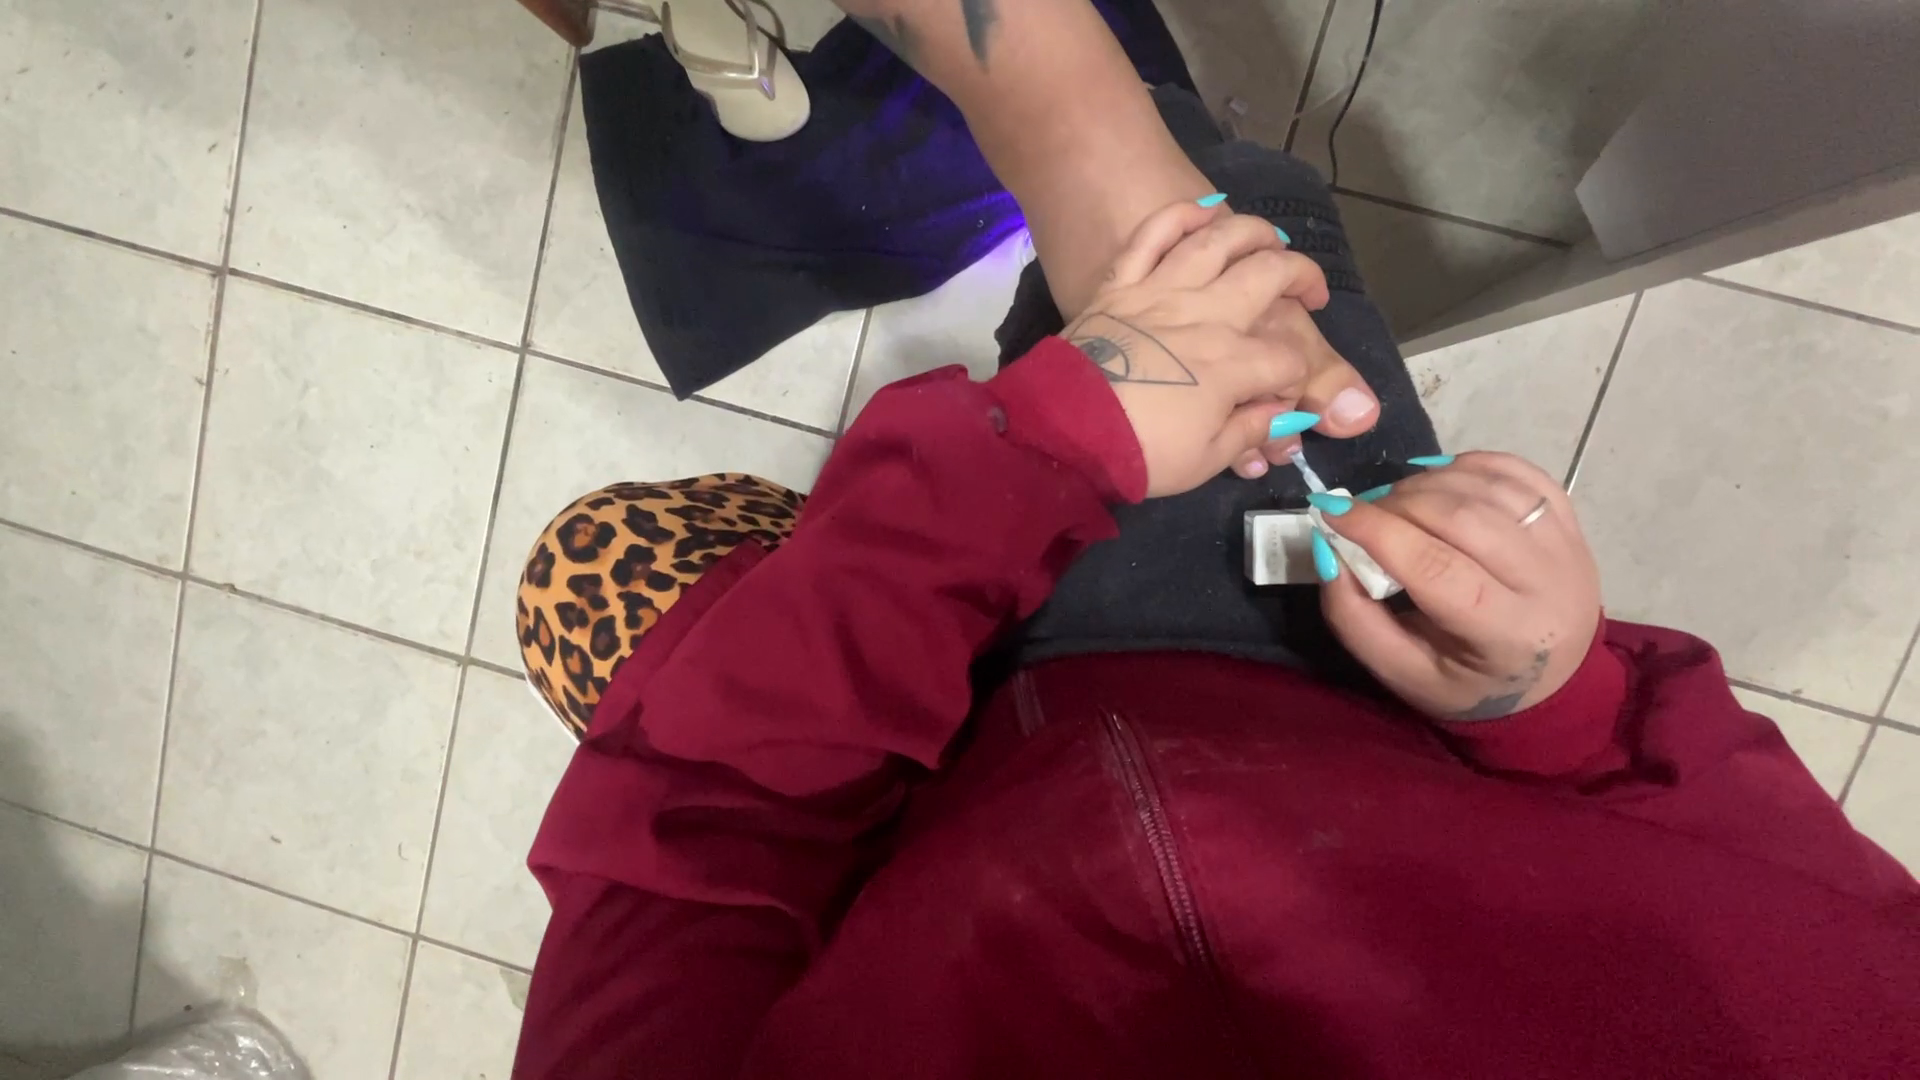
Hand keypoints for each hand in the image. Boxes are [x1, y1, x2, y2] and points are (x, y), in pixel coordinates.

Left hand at [1063, 200, 1348, 497]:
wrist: (1063, 434)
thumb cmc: (1137, 454)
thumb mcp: (1204, 462)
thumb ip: (1251, 432)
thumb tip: (1285, 418)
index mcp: (1232, 364)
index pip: (1287, 359)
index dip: (1294, 378)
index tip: (1280, 396)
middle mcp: (1206, 315)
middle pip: (1270, 276)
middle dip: (1301, 278)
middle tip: (1308, 292)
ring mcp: (1161, 293)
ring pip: (1217, 242)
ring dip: (1252, 233)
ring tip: (1270, 241)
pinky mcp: (1119, 285)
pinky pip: (1153, 235)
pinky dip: (1179, 216)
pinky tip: (1203, 209)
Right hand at [1314, 452, 1602, 720]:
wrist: (1545, 682)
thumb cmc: (1460, 680)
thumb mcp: (1396, 669)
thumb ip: (1352, 615)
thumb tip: (1328, 549)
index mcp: (1507, 635)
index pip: (1436, 566)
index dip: (1377, 531)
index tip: (1330, 512)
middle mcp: (1551, 585)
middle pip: (1464, 517)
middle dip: (1397, 503)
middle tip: (1362, 512)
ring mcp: (1568, 548)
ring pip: (1488, 488)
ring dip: (1426, 482)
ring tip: (1394, 501)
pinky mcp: (1572, 524)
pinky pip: (1518, 472)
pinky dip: (1467, 466)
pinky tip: (1436, 480)